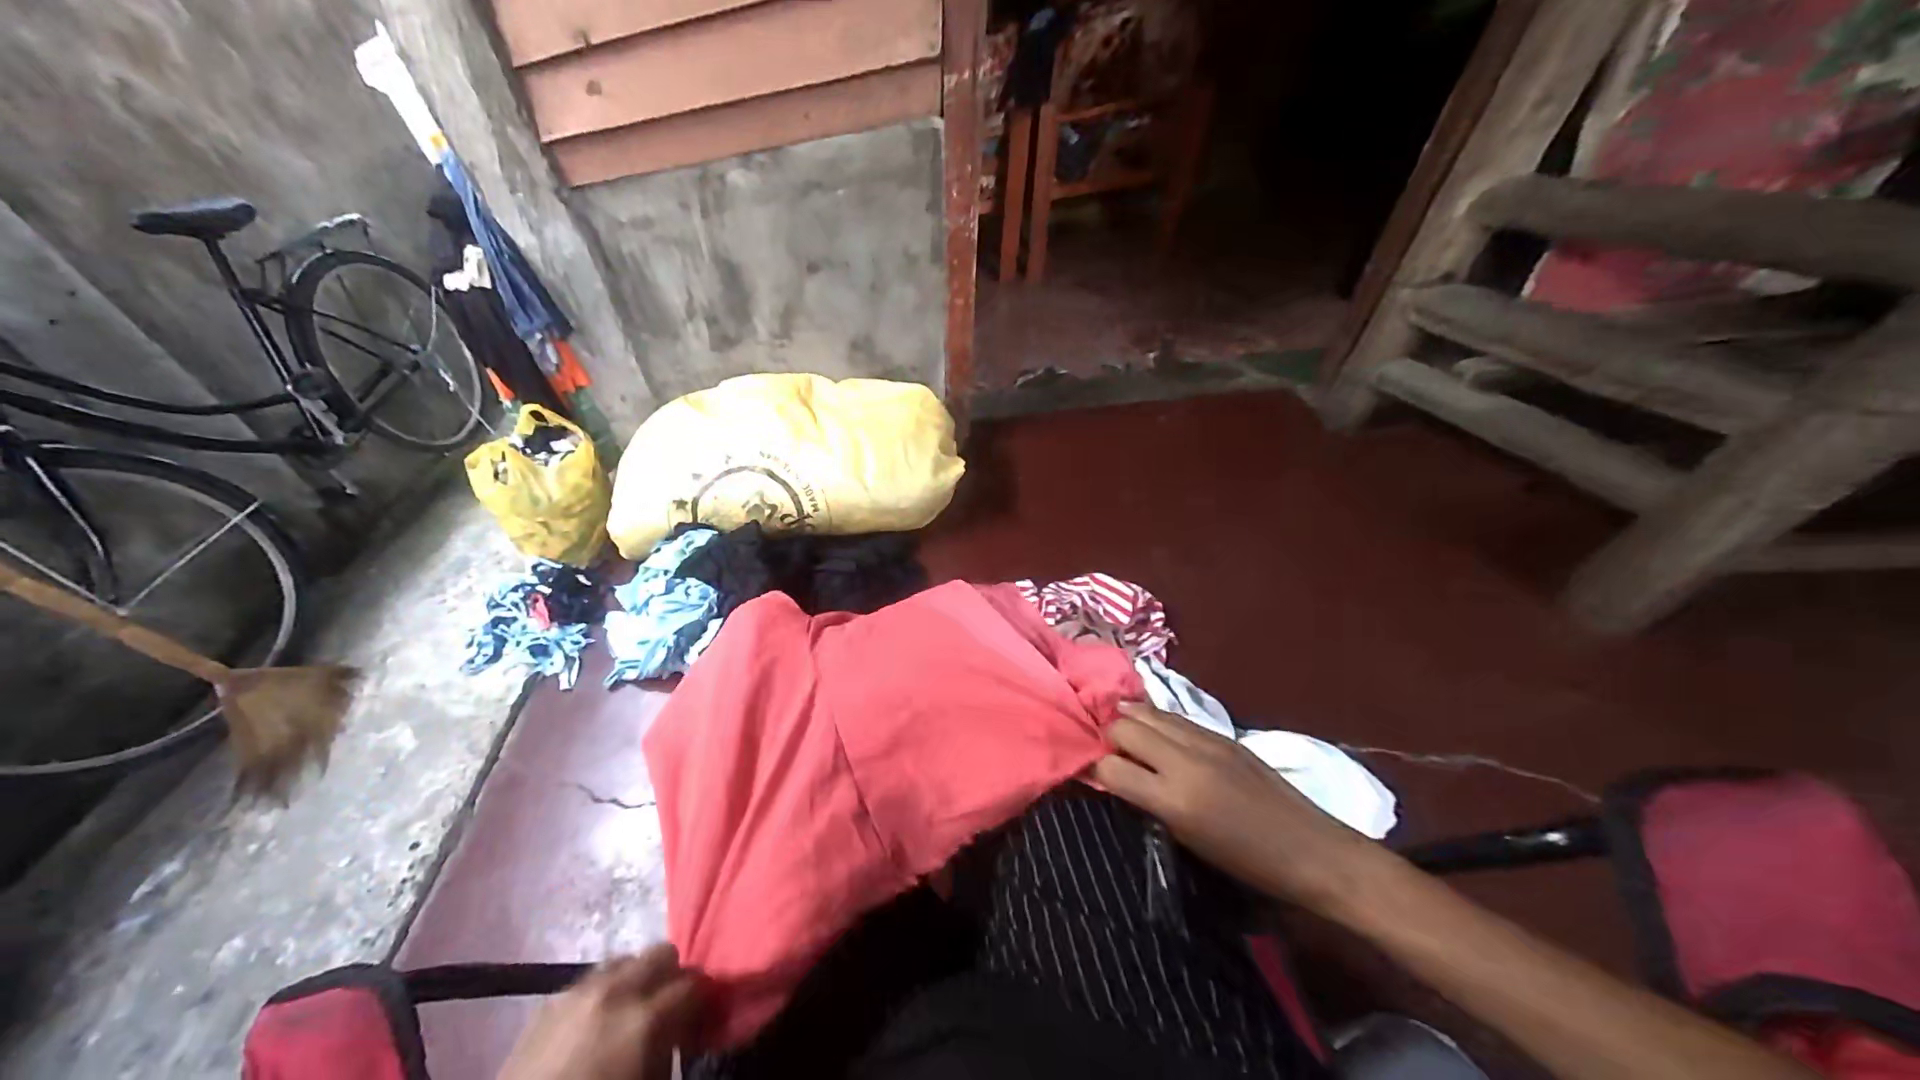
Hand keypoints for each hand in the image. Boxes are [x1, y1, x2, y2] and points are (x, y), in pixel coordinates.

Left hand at [497, 945, 702, 1079]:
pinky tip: (597, 1026)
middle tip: (671, 1012)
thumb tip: (682, 1033)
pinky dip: (604, 993)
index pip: (694, 982)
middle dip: (672, 978)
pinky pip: (590, 981)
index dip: (704, 999)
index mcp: (645, 1017)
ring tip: (631, 1016)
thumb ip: (670, 1053)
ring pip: (625, 960)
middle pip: (662, 952)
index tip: (702, 1020)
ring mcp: (577, 993)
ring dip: (637, 980)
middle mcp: (615, 991)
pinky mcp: (547, 1005)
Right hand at [1094, 703, 1387, 915]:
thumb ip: (1149, 805)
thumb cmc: (1249, 865)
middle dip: (1107, 736)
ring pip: (1148, 712)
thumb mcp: (1188, 842)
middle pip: (1124, 727)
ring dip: (1129, 720)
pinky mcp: (1224, 736)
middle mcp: (1186, 761)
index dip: (1093, 767)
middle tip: (1105, 750)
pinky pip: (1176, 717)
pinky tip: (1154, 729)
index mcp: (1175, 800)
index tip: (1087, 772)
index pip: (1111, 766)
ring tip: (1121, 731)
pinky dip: (1157, 720)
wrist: (1314, 851)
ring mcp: (1207, 742)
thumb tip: (1117, 778)